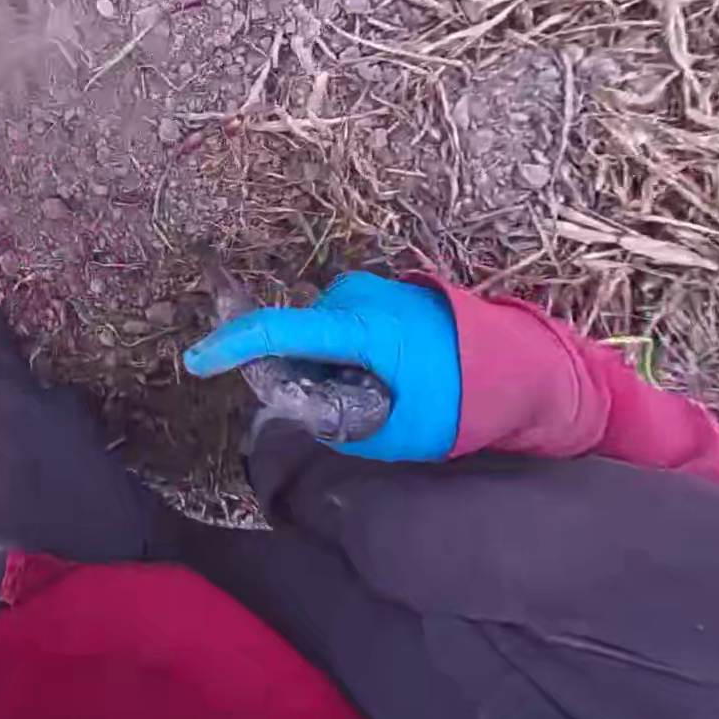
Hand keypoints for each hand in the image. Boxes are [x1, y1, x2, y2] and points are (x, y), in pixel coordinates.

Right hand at [183, 272, 461, 461]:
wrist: (521, 363)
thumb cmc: (463, 401)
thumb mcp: (398, 429)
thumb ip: (337, 419)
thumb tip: (298, 403)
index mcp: (362, 328)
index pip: (281, 331)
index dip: (232, 345)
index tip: (197, 362)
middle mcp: (355, 297)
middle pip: (293, 335)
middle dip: (296, 372)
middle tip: (334, 405)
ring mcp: (366, 289)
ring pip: (314, 333)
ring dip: (321, 364)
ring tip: (374, 389)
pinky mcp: (374, 292)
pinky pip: (333, 324)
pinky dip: (337, 351)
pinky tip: (376, 370)